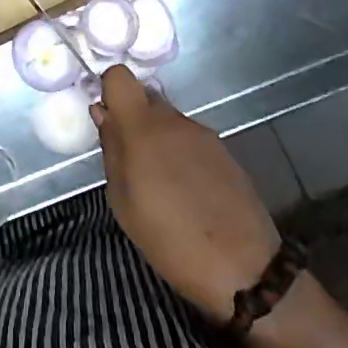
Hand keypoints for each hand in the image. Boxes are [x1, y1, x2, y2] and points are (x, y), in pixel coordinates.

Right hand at [92, 64, 280, 322]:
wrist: (244, 271)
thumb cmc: (169, 238)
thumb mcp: (122, 201)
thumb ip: (111, 149)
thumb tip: (103, 113)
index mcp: (143, 128)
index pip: (120, 76)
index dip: (109, 90)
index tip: (106, 117)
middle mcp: (174, 120)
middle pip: (145, 97)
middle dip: (132, 118)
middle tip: (128, 157)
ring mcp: (203, 134)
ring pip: (167, 119)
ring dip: (156, 137)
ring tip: (158, 180)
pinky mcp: (224, 151)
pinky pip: (189, 138)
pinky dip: (179, 152)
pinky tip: (183, 188)